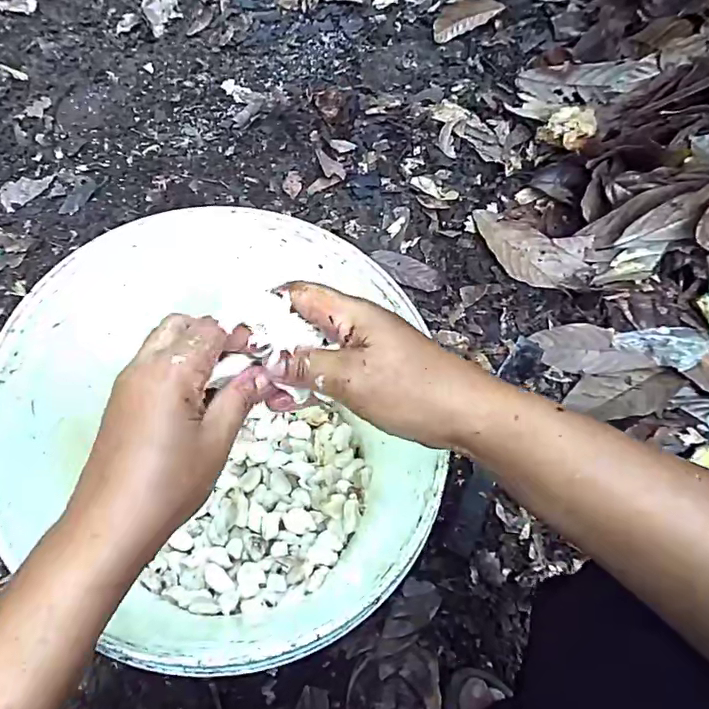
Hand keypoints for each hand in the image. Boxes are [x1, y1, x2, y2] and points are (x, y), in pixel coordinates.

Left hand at [65, 315, 272, 555]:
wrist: (111, 523)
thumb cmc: (164, 488)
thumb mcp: (216, 441)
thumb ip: (240, 398)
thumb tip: (259, 375)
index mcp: (170, 371)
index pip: (211, 329)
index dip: (241, 339)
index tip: (260, 361)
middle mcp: (143, 367)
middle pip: (184, 325)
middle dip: (216, 338)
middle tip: (241, 369)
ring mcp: (128, 382)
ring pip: (165, 341)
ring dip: (195, 351)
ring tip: (221, 390)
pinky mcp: (121, 399)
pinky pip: (152, 364)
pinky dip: (177, 368)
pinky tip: (196, 403)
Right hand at [263, 282, 500, 450]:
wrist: (465, 413)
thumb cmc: (421, 389)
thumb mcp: (352, 378)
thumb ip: (309, 366)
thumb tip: (275, 360)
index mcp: (352, 313)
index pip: (298, 294)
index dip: (266, 308)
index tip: (244, 333)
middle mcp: (356, 325)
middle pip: (302, 322)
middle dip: (274, 341)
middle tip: (250, 365)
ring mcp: (363, 348)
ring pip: (315, 348)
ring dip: (291, 365)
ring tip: (270, 388)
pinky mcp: (370, 371)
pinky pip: (331, 368)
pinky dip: (312, 380)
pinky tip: (296, 397)